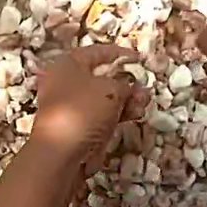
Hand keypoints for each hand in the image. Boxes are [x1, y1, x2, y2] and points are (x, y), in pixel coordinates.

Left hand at [31, 43, 137, 169]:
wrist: (62, 154)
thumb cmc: (83, 111)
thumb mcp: (110, 89)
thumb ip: (124, 84)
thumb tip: (128, 87)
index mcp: (67, 65)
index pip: (97, 52)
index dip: (120, 53)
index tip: (139, 59)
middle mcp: (66, 84)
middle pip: (102, 78)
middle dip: (127, 83)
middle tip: (144, 89)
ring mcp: (71, 108)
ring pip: (104, 100)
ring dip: (126, 101)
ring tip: (143, 105)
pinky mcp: (78, 129)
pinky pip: (102, 117)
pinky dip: (118, 115)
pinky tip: (135, 116)